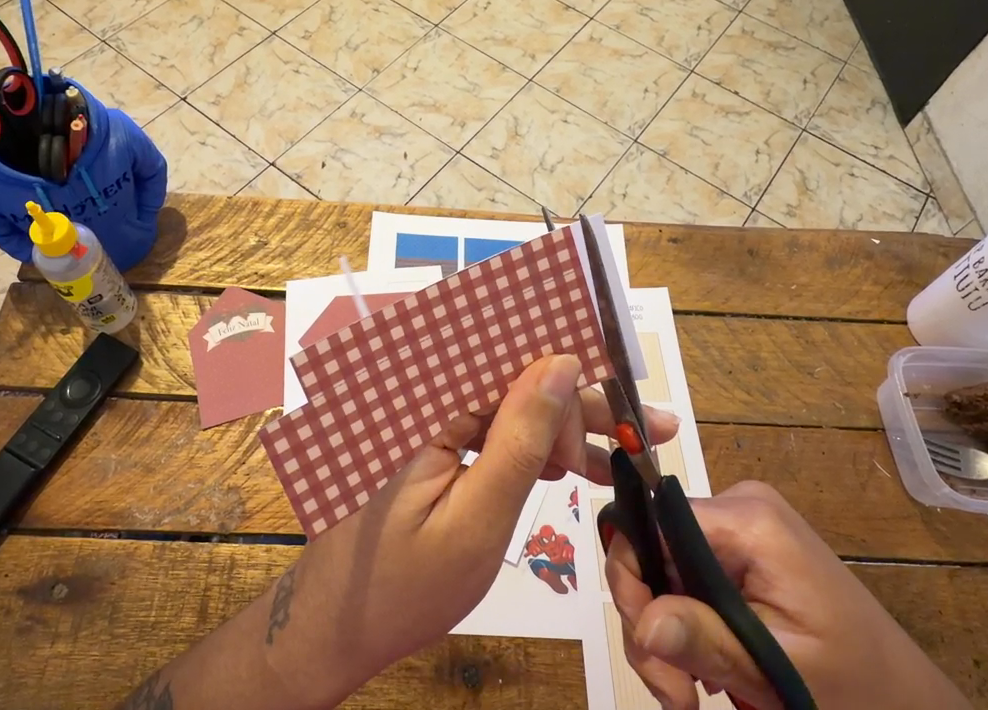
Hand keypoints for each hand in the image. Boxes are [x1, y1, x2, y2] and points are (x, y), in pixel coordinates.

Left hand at [275, 353, 677, 703]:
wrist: (338, 626)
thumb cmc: (406, 584)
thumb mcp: (478, 517)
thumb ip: (520, 439)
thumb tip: (562, 364)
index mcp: (428, 405)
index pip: (509, 362)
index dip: (572, 370)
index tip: (627, 388)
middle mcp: (426, 400)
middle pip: (515, 381)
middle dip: (581, 403)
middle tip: (649, 427)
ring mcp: (429, 425)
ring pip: (510, 407)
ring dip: (566, 426)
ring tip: (626, 448)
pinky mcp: (434, 450)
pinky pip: (493, 433)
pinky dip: (536, 448)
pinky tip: (577, 464)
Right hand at [606, 482, 969, 709]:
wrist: (908, 700)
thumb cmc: (856, 685)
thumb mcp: (778, 668)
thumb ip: (706, 640)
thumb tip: (642, 622)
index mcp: (746, 519)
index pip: (649, 524)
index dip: (631, 581)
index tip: (648, 649)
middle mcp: (736, 507)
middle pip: (651, 552)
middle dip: (649, 624)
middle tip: (675, 694)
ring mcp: (739, 529)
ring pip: (662, 572)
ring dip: (662, 635)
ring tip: (686, 695)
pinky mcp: (742, 552)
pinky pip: (686, 580)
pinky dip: (683, 627)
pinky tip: (702, 670)